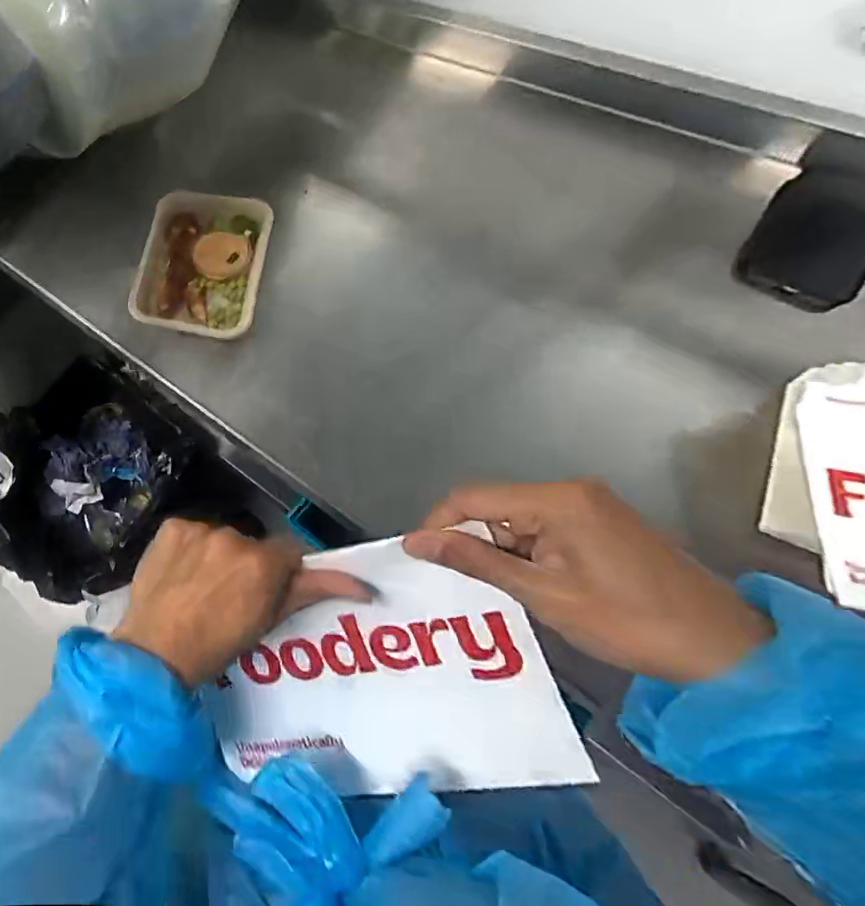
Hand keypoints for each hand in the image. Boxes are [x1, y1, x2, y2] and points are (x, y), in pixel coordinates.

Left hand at [114, 518, 371, 686]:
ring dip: (217, 554)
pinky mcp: (169, 528)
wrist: (156, 647)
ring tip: (201, 586)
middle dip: (248, 564)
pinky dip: (188, 547)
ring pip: (218, 537)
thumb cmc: (217, 643)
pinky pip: (189, 532)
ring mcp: (196, 529)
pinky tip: (180, 572)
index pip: (290, 550)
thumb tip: (361, 585)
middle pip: (251, 544)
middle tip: (232, 595)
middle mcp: (231, 537)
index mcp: (263, 561)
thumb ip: (310, 592)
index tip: (271, 589)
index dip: (283, 570)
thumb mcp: (268, 621)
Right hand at [403, 481, 773, 683]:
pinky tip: (534, 585)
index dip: (438, 527)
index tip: (424, 560)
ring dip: (500, 553)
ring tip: (508, 590)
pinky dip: (525, 555)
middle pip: (489, 507)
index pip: (468, 499)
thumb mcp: (543, 594)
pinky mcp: (600, 525)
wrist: (734, 655)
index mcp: (557, 501)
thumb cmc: (634, 623)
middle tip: (468, 583)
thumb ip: (474, 562)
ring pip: (511, 521)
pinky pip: (539, 530)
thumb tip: (413, 542)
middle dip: (472, 543)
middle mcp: (571, 492)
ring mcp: (590, 507)